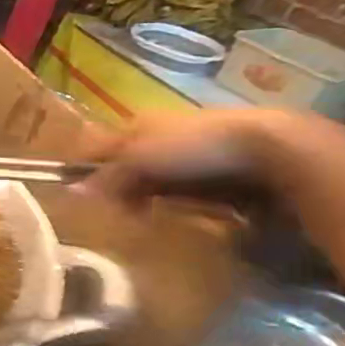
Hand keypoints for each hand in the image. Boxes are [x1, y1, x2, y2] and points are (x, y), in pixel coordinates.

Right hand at [81, 109, 308, 209]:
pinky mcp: (214, 172)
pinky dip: (171, 203)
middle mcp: (158, 134)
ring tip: (142, 221)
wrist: (270, 149)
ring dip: (144, 198)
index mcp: (136, 124)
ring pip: (151, 179)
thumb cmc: (194, 147)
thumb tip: (74, 192)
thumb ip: (109, 175)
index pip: (98, 147)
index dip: (86, 170)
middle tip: (113, 216)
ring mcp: (188, 152)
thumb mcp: (141, 159)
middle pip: (124, 165)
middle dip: (117, 189)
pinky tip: (175, 216)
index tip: (79, 200)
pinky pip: (180, 190)